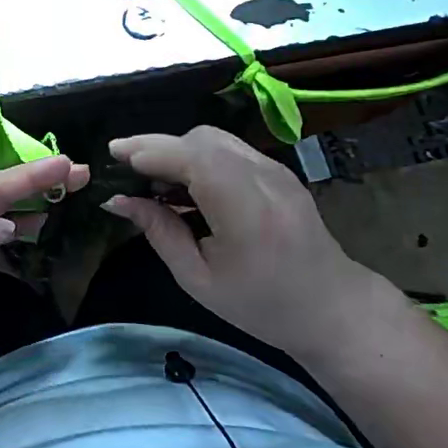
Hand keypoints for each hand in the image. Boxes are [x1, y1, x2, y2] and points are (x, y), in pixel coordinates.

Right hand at [103, 127, 403, 358]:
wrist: (333, 308)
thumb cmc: (261, 305)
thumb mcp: (198, 280)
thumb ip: (159, 233)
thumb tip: (118, 200)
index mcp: (249, 214)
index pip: (197, 161)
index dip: (153, 151)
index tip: (115, 155)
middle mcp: (266, 180)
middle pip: (202, 140)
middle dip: (157, 146)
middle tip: (122, 165)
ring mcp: (276, 171)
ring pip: (213, 139)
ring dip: (176, 149)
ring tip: (148, 177)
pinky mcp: (277, 170)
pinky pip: (227, 148)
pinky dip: (196, 155)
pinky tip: (181, 182)